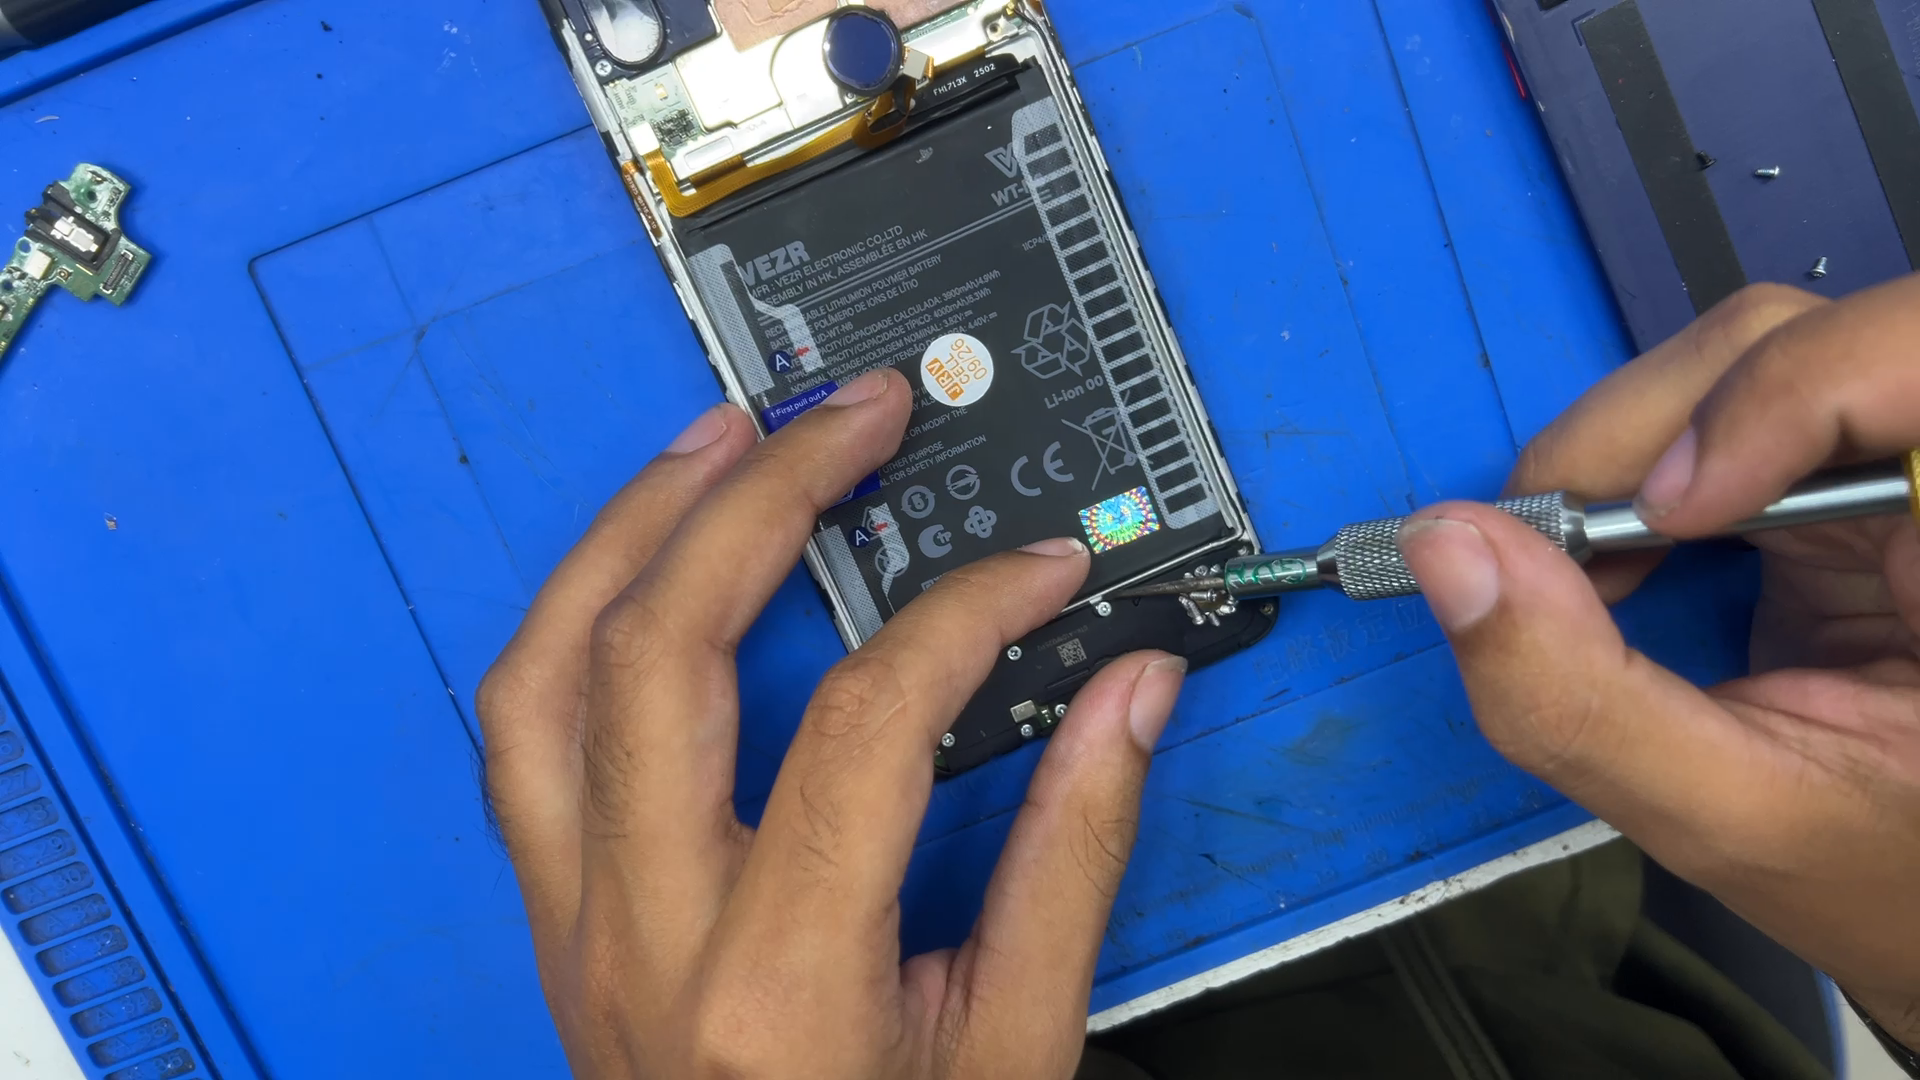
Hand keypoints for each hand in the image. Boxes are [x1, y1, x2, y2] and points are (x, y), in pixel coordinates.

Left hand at [477, 367, 1186, 1078]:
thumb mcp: (1014, 1039)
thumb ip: (1075, 845)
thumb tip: (1131, 687)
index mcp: (780, 982)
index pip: (873, 723)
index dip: (970, 616)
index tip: (1039, 567)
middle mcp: (643, 930)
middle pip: (666, 649)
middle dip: (765, 497)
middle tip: (848, 415)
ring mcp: (571, 908)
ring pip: (551, 666)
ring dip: (640, 523)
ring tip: (725, 433)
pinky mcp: (554, 897)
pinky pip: (525, 720)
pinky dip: (582, 603)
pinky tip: (651, 542)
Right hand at [1398, 275, 1919, 1049]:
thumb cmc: (1876, 878)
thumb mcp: (1716, 812)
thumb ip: (1566, 695)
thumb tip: (1436, 540)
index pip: (1914, 355)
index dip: (1774, 399)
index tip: (1660, 527)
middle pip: (1786, 340)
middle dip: (1635, 437)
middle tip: (1569, 554)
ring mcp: (1892, 462)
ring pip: (1729, 359)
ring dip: (1612, 455)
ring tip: (1588, 564)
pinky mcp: (1831, 471)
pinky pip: (1702, 409)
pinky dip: (1620, 471)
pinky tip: (1619, 549)